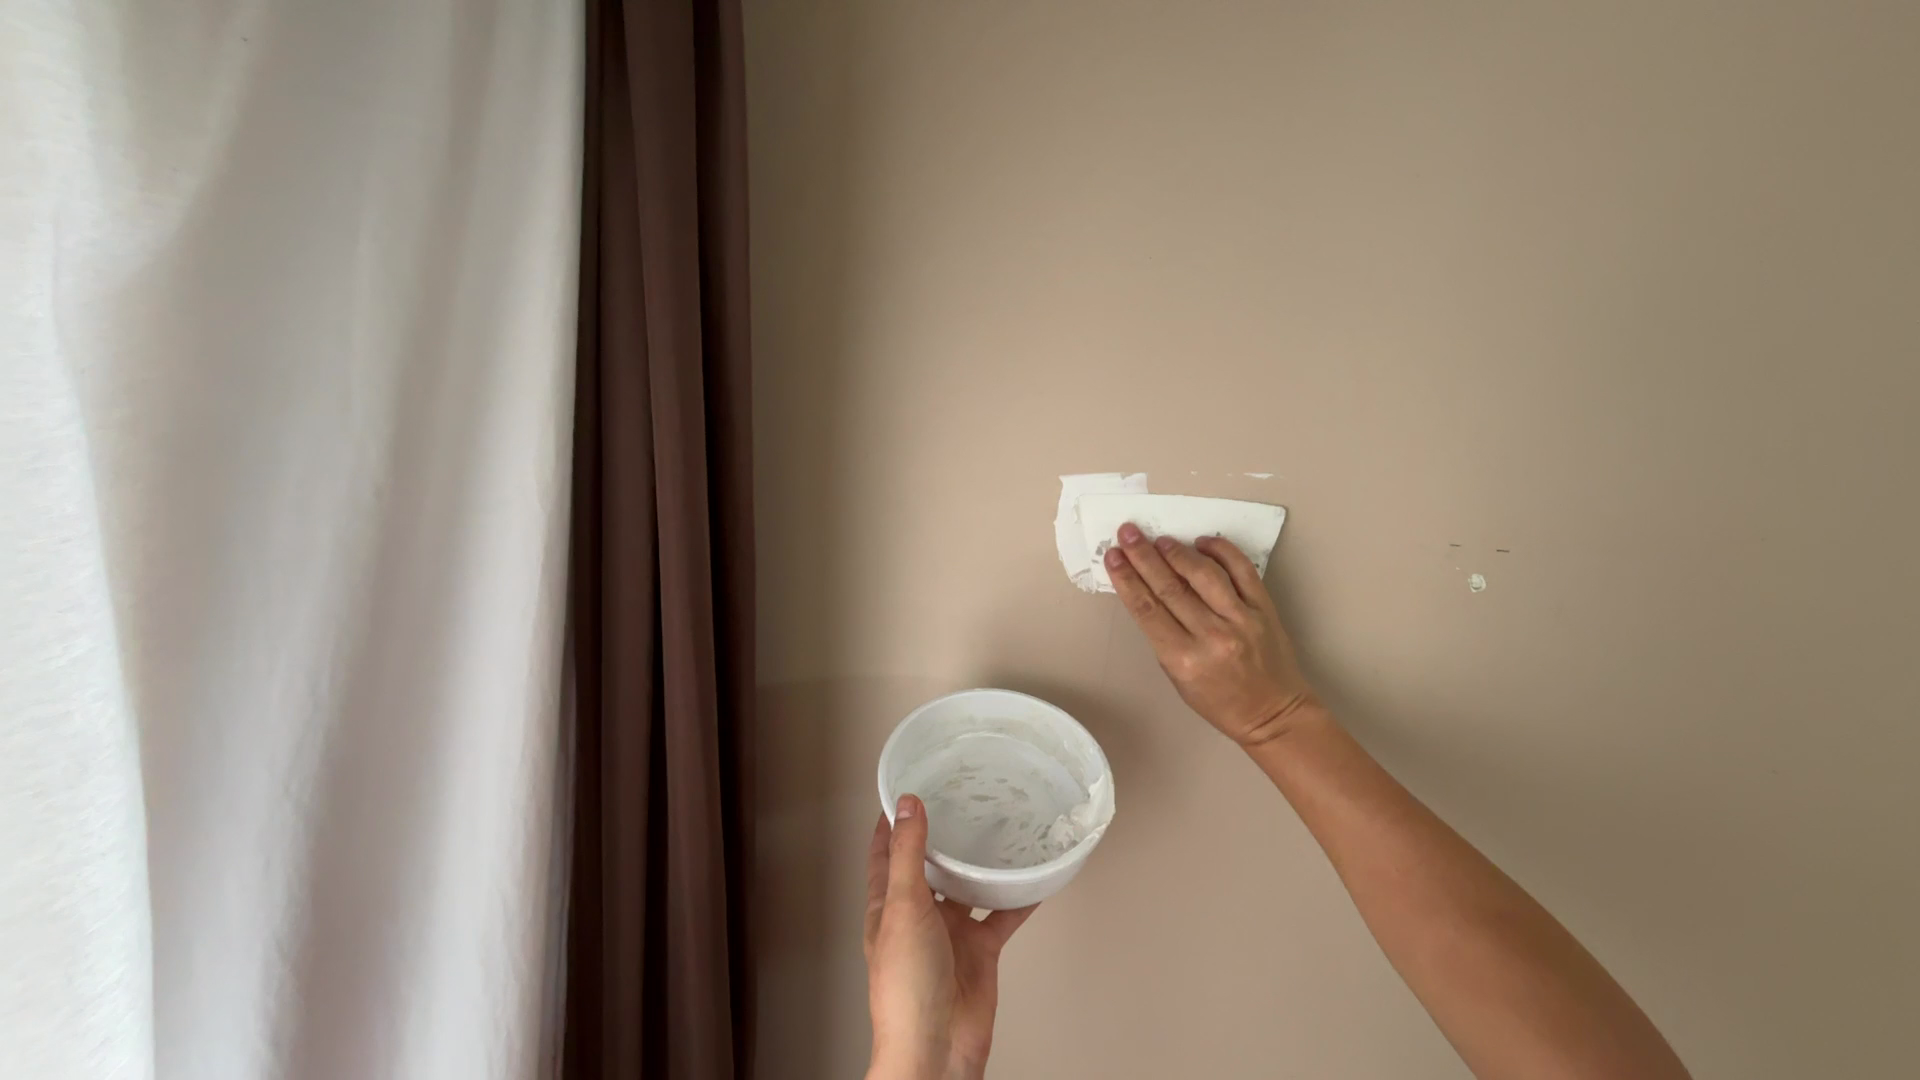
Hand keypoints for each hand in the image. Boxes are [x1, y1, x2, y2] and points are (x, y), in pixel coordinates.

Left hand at [864, 795, 1037, 1079]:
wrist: (937, 1046)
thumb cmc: (907, 983)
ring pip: (968, 887)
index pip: (884, 852)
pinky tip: (1033, 876)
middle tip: (963, 798)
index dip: (890, 822)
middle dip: (943, 836)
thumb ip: (908, 854)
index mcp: (888, 904)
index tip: (903, 787)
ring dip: (981, 863)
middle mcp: (918, 914)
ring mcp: (950, 932)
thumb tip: (907, 804)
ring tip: (1001, 827)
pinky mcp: (979, 950)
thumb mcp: (903, 907)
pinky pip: (1002, 915)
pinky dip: (1018, 897)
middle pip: (930, 866)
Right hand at [1104, 523, 1321, 745]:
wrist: (1273, 713)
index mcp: (1184, 659)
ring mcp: (1241, 620)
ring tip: (1160, 539)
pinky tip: (1202, 541)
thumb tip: (1148, 591)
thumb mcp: (1176, 677)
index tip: (1113, 556)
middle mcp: (1212, 636)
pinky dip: (1222, 551)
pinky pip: (1242, 570)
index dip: (1127, 579)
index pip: (1148, 610)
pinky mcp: (1265, 609)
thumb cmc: (1218, 701)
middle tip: (1128, 533)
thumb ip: (1163, 635)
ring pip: (1204, 575)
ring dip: (1178, 552)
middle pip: (1170, 587)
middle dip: (1144, 557)